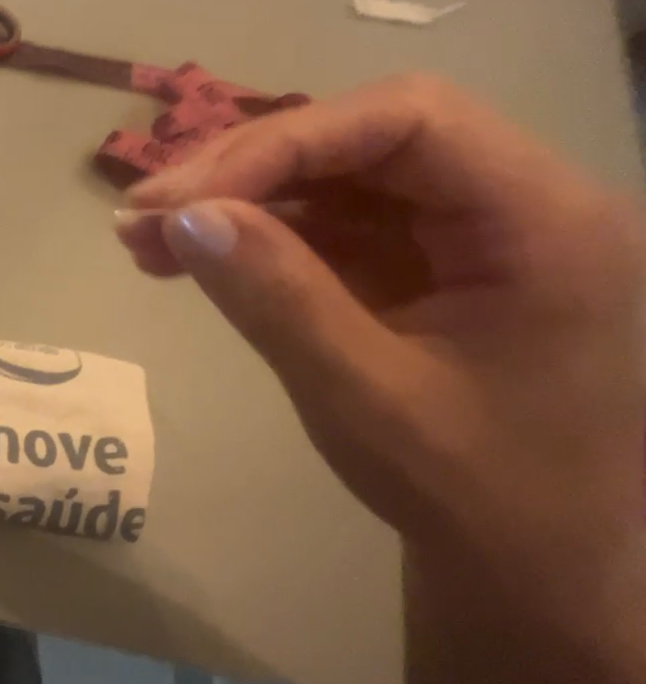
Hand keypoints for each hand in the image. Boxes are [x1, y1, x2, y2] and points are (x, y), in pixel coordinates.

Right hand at [115, 74, 645, 593]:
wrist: (525, 563)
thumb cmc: (468, 487)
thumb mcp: (360, 393)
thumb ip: (275, 295)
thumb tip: (181, 216)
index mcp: (542, 222)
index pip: (405, 120)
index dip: (281, 143)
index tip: (181, 200)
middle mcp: (515, 204)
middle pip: (361, 137)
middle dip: (241, 169)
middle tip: (141, 215)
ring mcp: (465, 232)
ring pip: (333, 175)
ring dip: (232, 199)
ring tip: (141, 238)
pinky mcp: (420, 262)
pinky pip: (327, 221)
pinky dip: (251, 233)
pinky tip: (183, 256)